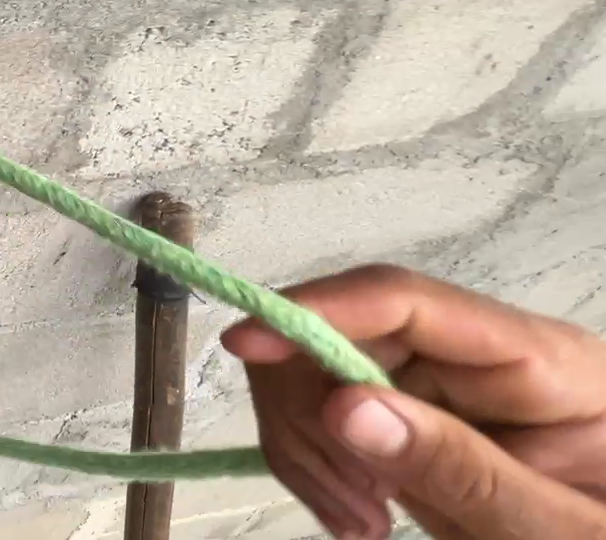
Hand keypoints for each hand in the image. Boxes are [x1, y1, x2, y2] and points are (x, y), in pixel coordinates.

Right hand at [222, 265, 605, 538]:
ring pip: (301, 373)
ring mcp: (425, 386)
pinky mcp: (390, 417)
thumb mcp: (577, 536)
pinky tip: (350, 516)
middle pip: (332, 336)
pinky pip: (305, 414)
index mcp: (539, 361)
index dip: (314, 311)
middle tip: (348, 500)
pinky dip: (304, 463)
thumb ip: (473, 474)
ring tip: (357, 522)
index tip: (243, 348)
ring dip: (302, 444)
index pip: (400, 300)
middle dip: (310, 411)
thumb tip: (343, 407)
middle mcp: (466, 355)